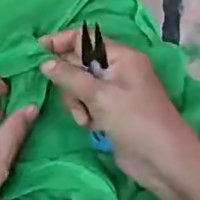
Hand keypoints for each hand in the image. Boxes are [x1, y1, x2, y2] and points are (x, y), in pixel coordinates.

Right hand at [38, 28, 199, 197]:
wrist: (164, 162)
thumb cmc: (136, 122)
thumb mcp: (100, 96)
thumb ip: (69, 76)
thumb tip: (44, 62)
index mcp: (121, 55)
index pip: (84, 37)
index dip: (59, 41)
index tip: (36, 51)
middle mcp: (118, 68)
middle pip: (78, 61)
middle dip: (69, 81)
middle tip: (73, 101)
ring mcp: (115, 90)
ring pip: (79, 84)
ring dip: (75, 101)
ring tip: (84, 119)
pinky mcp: (111, 110)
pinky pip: (86, 102)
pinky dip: (84, 112)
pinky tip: (90, 126)